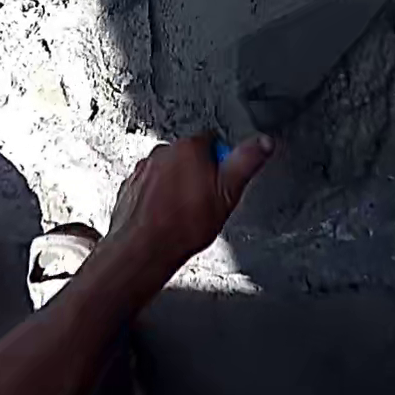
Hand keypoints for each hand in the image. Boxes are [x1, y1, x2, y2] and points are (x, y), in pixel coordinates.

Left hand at [105, 133, 272, 281]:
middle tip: (204, 201)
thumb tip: (265, 142)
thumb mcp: (228, 193)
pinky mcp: (130, 188)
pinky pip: (150, 187)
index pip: (214, 141)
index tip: (221, 183)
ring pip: (169, 171)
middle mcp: (164, 152)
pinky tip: (165, 217)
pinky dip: (157, 198)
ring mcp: (144, 170)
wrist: (141, 253)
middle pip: (190, 155)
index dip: (221, 163)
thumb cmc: (182, 226)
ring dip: (176, 185)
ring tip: (183, 213)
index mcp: (189, 147)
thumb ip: (247, 162)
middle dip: (198, 173)